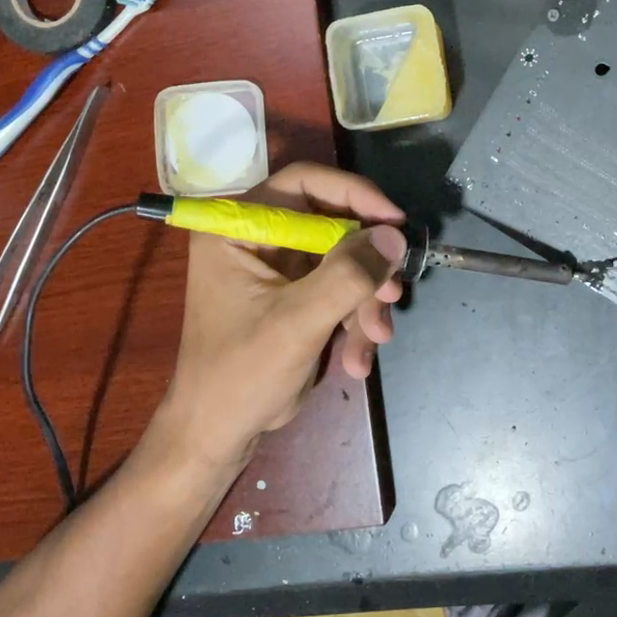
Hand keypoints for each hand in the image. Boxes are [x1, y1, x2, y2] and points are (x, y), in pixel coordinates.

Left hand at [150, 163, 406, 468]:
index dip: (354, 194)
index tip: (394, 223)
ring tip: (373, 340)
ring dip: (366, 302)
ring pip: (347, 261)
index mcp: (239, 228)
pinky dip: (357, 322)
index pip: (304, 182)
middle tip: (390, 295)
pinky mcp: (300, 298)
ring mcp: (282, 270)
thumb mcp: (297, 322)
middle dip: (366, 266)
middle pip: (335, 224)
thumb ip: (347, 276)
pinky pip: (344, 292)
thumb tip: (396, 236)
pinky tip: (357, 359)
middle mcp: (261, 239)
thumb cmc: (241, 374)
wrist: (220, 434)